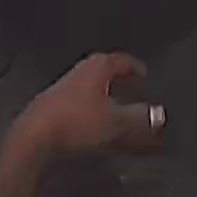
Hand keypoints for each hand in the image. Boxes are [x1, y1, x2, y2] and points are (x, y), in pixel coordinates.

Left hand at [10, 53, 162, 159]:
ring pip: (98, 91)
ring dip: (112, 102)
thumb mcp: (115, 121)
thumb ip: (140, 118)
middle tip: (139, 97)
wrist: (36, 135)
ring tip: (125, 116)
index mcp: (98, 66)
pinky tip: (103, 130)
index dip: (137, 69)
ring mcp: (69, 87)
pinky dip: (99, 113)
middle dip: (125, 86)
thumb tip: (160, 114)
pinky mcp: (59, 105)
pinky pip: (87, 105)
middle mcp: (83, 71)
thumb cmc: (78, 121)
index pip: (123, 61)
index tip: (147, 78)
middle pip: (110, 75)